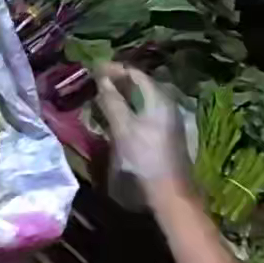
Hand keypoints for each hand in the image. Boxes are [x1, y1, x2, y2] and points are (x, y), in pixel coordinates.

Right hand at [94, 64, 192, 205]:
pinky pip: (143, 111)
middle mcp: (166, 104)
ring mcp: (167, 119)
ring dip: (121, 96)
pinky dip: (128, 108)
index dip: (114, 69)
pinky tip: (114, 115)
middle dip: (116, 81)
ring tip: (100, 97)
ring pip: (141, 99)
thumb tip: (101, 78)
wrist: (170, 193)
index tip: (93, 69)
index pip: (135, 73)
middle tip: (94, 82)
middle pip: (139, 85)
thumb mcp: (123, 127)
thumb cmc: (145, 157)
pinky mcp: (164, 133)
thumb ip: (111, 100)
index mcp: (158, 98)